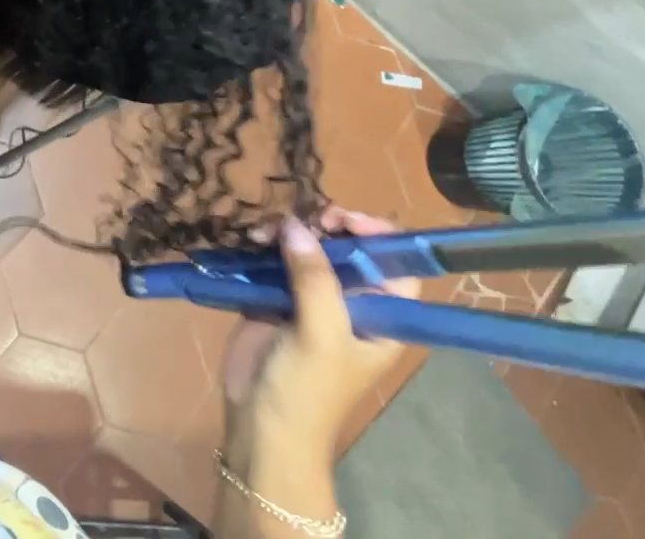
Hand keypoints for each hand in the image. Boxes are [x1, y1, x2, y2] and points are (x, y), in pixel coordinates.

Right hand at [219, 208, 419, 459]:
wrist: (260, 424)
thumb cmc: (308, 389)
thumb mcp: (321, 335)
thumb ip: (314, 279)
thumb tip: (295, 224)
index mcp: (380, 316)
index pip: (394, 265)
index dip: (377, 237)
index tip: (343, 219)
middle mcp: (350, 303)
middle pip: (347, 250)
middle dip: (324, 229)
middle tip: (302, 219)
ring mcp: (310, 300)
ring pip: (307, 251)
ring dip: (288, 235)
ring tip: (265, 232)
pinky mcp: (273, 300)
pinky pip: (273, 263)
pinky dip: (263, 247)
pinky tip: (251, 239)